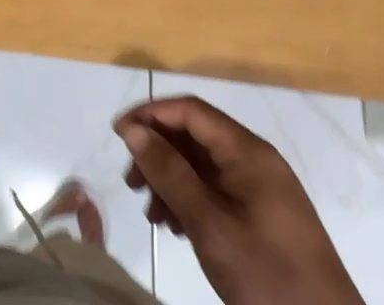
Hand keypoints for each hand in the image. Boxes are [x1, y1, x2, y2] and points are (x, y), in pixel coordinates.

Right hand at [116, 96, 363, 304]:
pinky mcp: (260, 214)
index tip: (117, 136)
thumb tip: (133, 129)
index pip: (190, 111)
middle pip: (193, 136)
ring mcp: (259, 188)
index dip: (150, 115)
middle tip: (131, 184)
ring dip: (169, 180)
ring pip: (200, 165)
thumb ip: (169, 172)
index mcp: (248, 153)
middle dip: (157, 152)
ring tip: (152, 214)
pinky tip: (174, 226)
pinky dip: (188, 200)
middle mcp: (255, 161)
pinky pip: (214, 190)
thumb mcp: (208, 223)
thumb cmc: (266, 273)